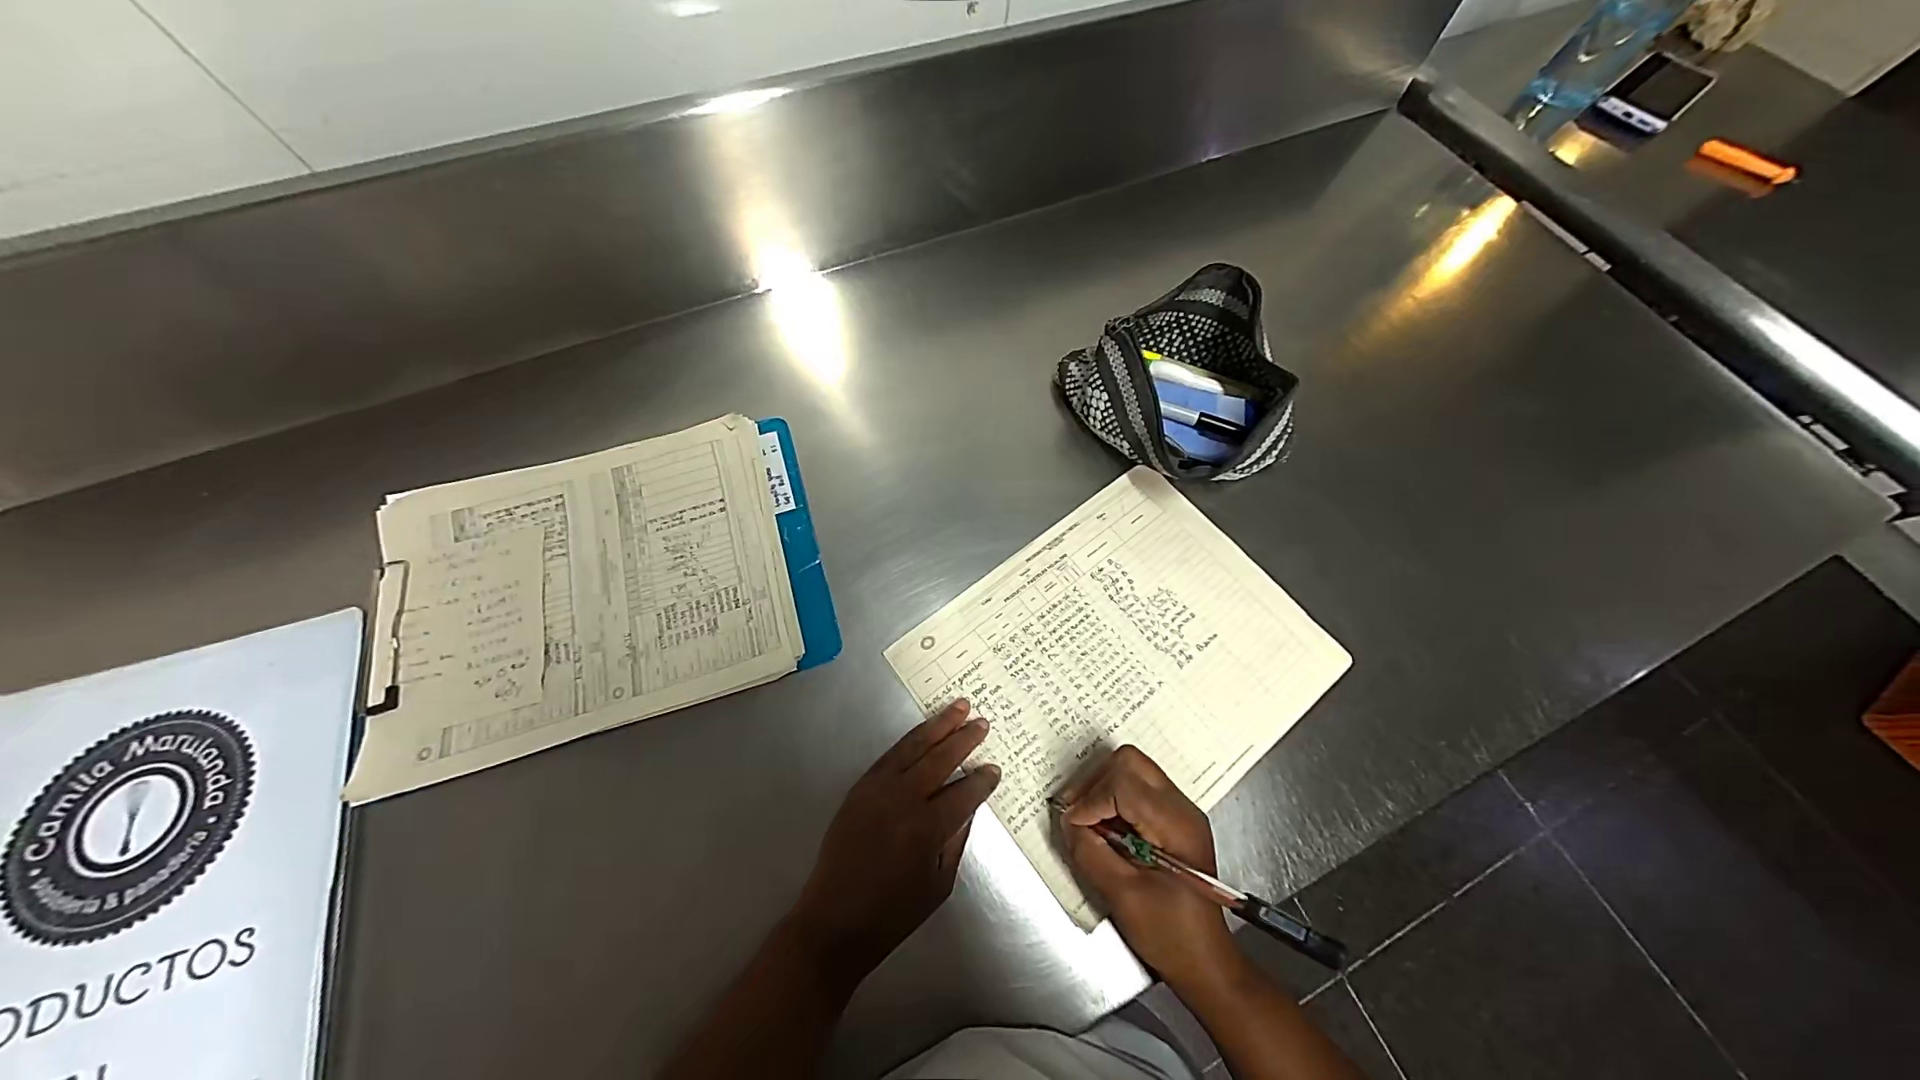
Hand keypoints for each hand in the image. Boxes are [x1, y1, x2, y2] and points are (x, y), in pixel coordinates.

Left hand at [788, 700, 999, 984]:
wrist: (833, 921)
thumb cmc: (892, 913)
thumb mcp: (939, 883)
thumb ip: (956, 839)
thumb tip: (969, 804)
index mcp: (926, 829)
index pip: (964, 793)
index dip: (982, 780)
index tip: (994, 769)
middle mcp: (902, 801)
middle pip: (939, 758)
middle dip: (963, 738)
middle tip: (981, 722)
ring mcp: (876, 790)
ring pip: (912, 747)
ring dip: (937, 726)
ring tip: (958, 708)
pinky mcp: (859, 788)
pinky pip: (889, 756)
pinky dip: (909, 740)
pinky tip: (923, 732)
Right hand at [1059, 746, 1240, 990]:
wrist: (1206, 962)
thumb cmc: (1172, 936)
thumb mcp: (1123, 896)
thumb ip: (1091, 853)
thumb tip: (1069, 823)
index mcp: (1175, 825)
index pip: (1123, 784)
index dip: (1090, 803)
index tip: (1075, 828)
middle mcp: (1182, 809)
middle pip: (1129, 762)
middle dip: (1095, 783)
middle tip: (1076, 814)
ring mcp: (1179, 812)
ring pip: (1132, 769)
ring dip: (1102, 790)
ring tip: (1088, 823)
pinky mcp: (1172, 821)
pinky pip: (1137, 789)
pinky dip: (1113, 801)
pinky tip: (1105, 830)